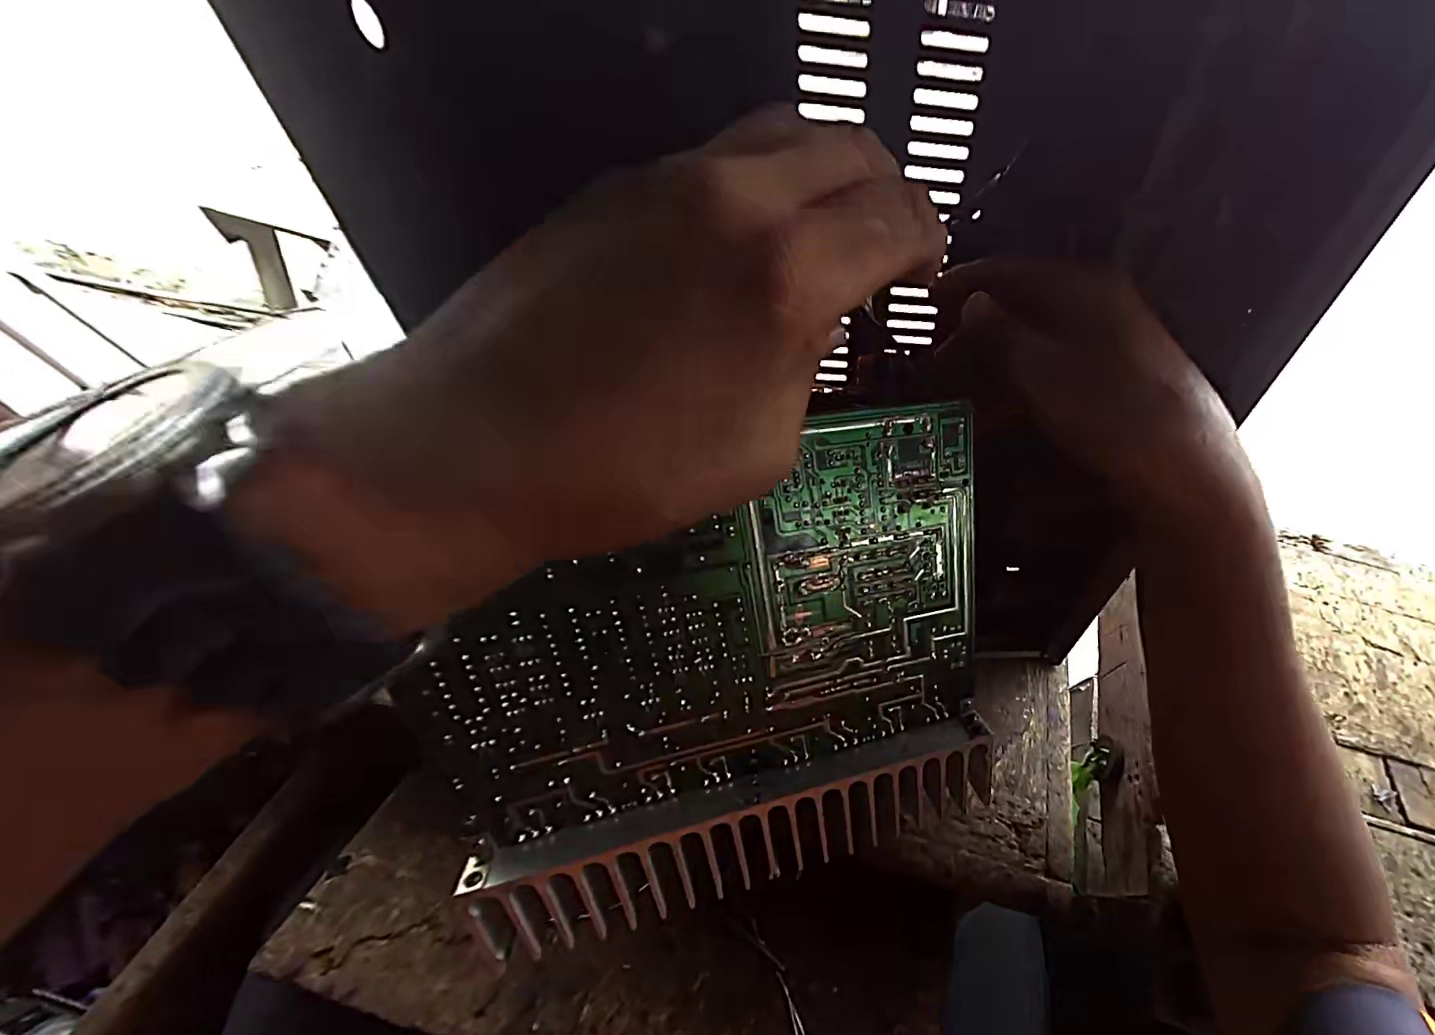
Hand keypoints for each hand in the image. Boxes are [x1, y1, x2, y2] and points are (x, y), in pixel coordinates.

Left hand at [240, 106, 945, 628]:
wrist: (475, 448)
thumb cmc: (636, 470)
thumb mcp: (767, 444)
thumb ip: (809, 365)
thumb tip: (816, 321)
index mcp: (787, 274)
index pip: (899, 215)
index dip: (928, 242)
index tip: (922, 276)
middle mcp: (737, 200)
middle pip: (853, 148)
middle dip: (891, 197)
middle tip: (887, 255)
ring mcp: (669, 180)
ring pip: (786, 131)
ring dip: (829, 179)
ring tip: (826, 242)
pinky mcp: (618, 186)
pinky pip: (722, 158)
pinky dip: (765, 187)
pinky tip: (748, 250)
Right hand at [929, 259, 1252, 522]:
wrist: (1184, 470)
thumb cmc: (1125, 413)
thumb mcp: (1043, 370)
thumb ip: (999, 334)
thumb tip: (971, 310)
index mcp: (1086, 286)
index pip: (1007, 270)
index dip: (961, 286)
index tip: (930, 303)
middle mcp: (1101, 309)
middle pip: (1020, 311)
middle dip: (975, 337)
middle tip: (942, 359)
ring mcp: (1110, 347)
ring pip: (1035, 347)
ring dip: (995, 368)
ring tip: (966, 395)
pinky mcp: (1115, 384)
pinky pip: (1055, 376)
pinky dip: (1023, 391)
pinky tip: (1007, 416)